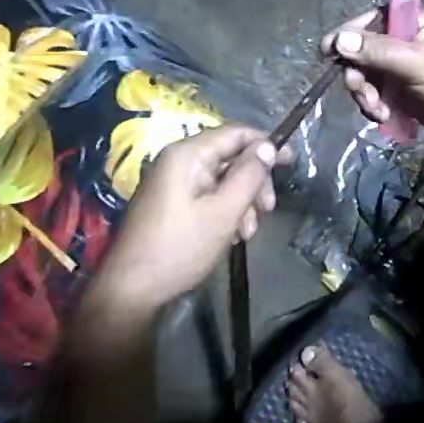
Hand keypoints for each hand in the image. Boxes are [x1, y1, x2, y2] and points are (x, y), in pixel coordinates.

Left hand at [80, 125, 279, 338]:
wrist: (132, 289)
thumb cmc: (181, 247)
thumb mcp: (225, 211)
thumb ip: (249, 175)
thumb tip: (269, 146)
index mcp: (188, 155)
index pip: (237, 133)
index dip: (266, 145)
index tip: (291, 164)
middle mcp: (179, 160)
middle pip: (231, 156)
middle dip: (255, 181)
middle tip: (268, 210)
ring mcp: (174, 182)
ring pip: (223, 178)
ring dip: (243, 200)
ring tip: (247, 232)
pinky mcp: (173, 201)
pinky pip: (210, 194)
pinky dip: (227, 209)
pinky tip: (233, 235)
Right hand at [323, 9, 423, 137]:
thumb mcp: (418, 63)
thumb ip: (379, 51)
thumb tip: (339, 40)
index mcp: (411, 22)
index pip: (369, 19)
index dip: (347, 34)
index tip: (329, 52)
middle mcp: (401, 40)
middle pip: (360, 51)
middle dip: (358, 75)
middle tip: (364, 93)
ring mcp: (398, 67)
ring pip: (364, 76)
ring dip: (365, 95)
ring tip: (379, 110)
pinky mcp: (398, 91)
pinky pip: (373, 95)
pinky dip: (374, 106)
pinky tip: (386, 117)